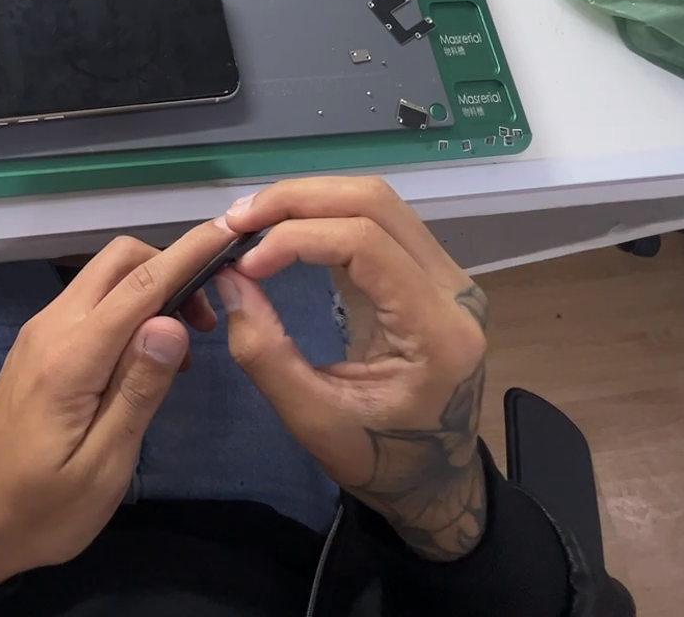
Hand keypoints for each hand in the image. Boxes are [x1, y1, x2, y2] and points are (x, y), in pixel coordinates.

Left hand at [0, 221, 230, 583]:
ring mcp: (42, 329)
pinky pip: (92, 300)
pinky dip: (128, 306)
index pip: (140, 285)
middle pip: (118, 259)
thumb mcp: (102, 466)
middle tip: (205, 321)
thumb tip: (172, 321)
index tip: (229, 232)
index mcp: (71, 356)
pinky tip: (146, 355)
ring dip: (150, 288)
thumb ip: (138, 389)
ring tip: (183, 350)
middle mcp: (53, 325)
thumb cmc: (43, 508)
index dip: (188, 253)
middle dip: (170, 266)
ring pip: (104, 275)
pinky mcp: (41, 341)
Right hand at [217, 177, 489, 560]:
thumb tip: (228, 277)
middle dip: (297, 200)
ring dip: (309, 199)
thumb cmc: (379, 461)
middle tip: (239, 219)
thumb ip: (264, 349)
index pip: (365, 244)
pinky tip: (287, 226)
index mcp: (436, 331)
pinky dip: (325, 213)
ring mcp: (449, 275)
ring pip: (377, 200)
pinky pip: (378, 219)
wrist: (435, 483)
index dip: (295, 240)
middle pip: (374, 202)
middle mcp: (454, 289)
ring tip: (254, 218)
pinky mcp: (431, 272)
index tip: (245, 264)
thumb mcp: (311, 419)